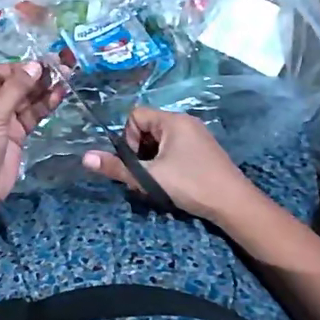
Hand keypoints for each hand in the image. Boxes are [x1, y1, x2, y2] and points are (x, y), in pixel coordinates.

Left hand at [0, 61, 64, 207]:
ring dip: (43, 91)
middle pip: (12, 86)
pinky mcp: (15, 135)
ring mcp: (2, 121)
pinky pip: (31, 115)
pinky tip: (59, 96)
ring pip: (24, 100)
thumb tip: (35, 65)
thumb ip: (16, 88)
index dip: (17, 69)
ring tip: (66, 80)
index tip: (39, 65)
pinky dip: (44, 106)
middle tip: (60, 69)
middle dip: (34, 78)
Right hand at [81, 106, 266, 221]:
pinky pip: (175, 148)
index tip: (136, 160)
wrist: (234, 204)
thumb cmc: (191, 184)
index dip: (129, 137)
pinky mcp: (204, 151)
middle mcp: (185, 122)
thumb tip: (85, 157)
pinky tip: (173, 182)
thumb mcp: (149, 178)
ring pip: (161, 140)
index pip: (136, 115)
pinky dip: (167, 162)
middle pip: (147, 127)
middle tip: (144, 174)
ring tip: (157, 181)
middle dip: (140, 150)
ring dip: (152, 159)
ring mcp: (197, 136)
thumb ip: (117, 167)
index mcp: (173, 121)